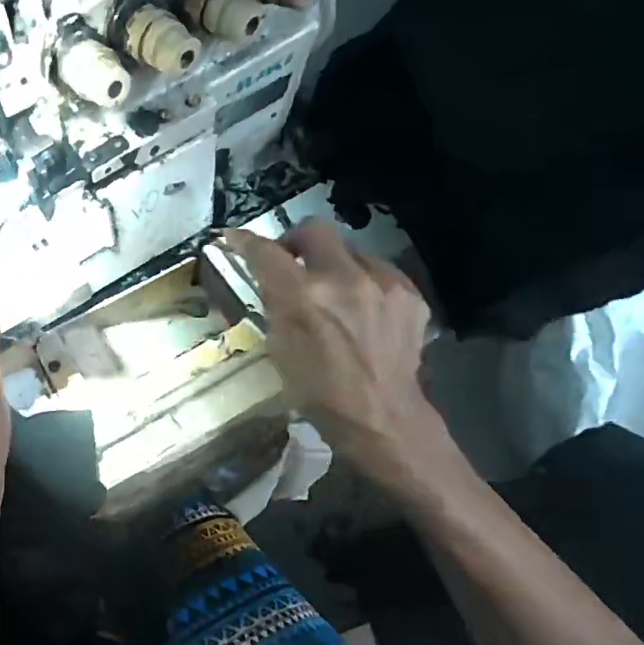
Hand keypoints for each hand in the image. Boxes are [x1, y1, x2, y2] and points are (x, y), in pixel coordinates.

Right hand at [224, 218, 443, 476]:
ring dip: (333, 264)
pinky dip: (363, 282)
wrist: (381, 415)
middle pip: (314, 229)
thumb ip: (276, 305)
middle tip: (290, 261)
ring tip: (333, 293)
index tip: (234, 238)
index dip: (245, 241)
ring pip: (349, 249)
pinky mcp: (409, 294)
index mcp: (303, 297)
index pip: (266, 252)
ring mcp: (382, 283)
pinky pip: (378, 271)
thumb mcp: (279, 347)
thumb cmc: (317, 390)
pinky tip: (361, 309)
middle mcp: (344, 279)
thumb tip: (270, 279)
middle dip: (295, 240)